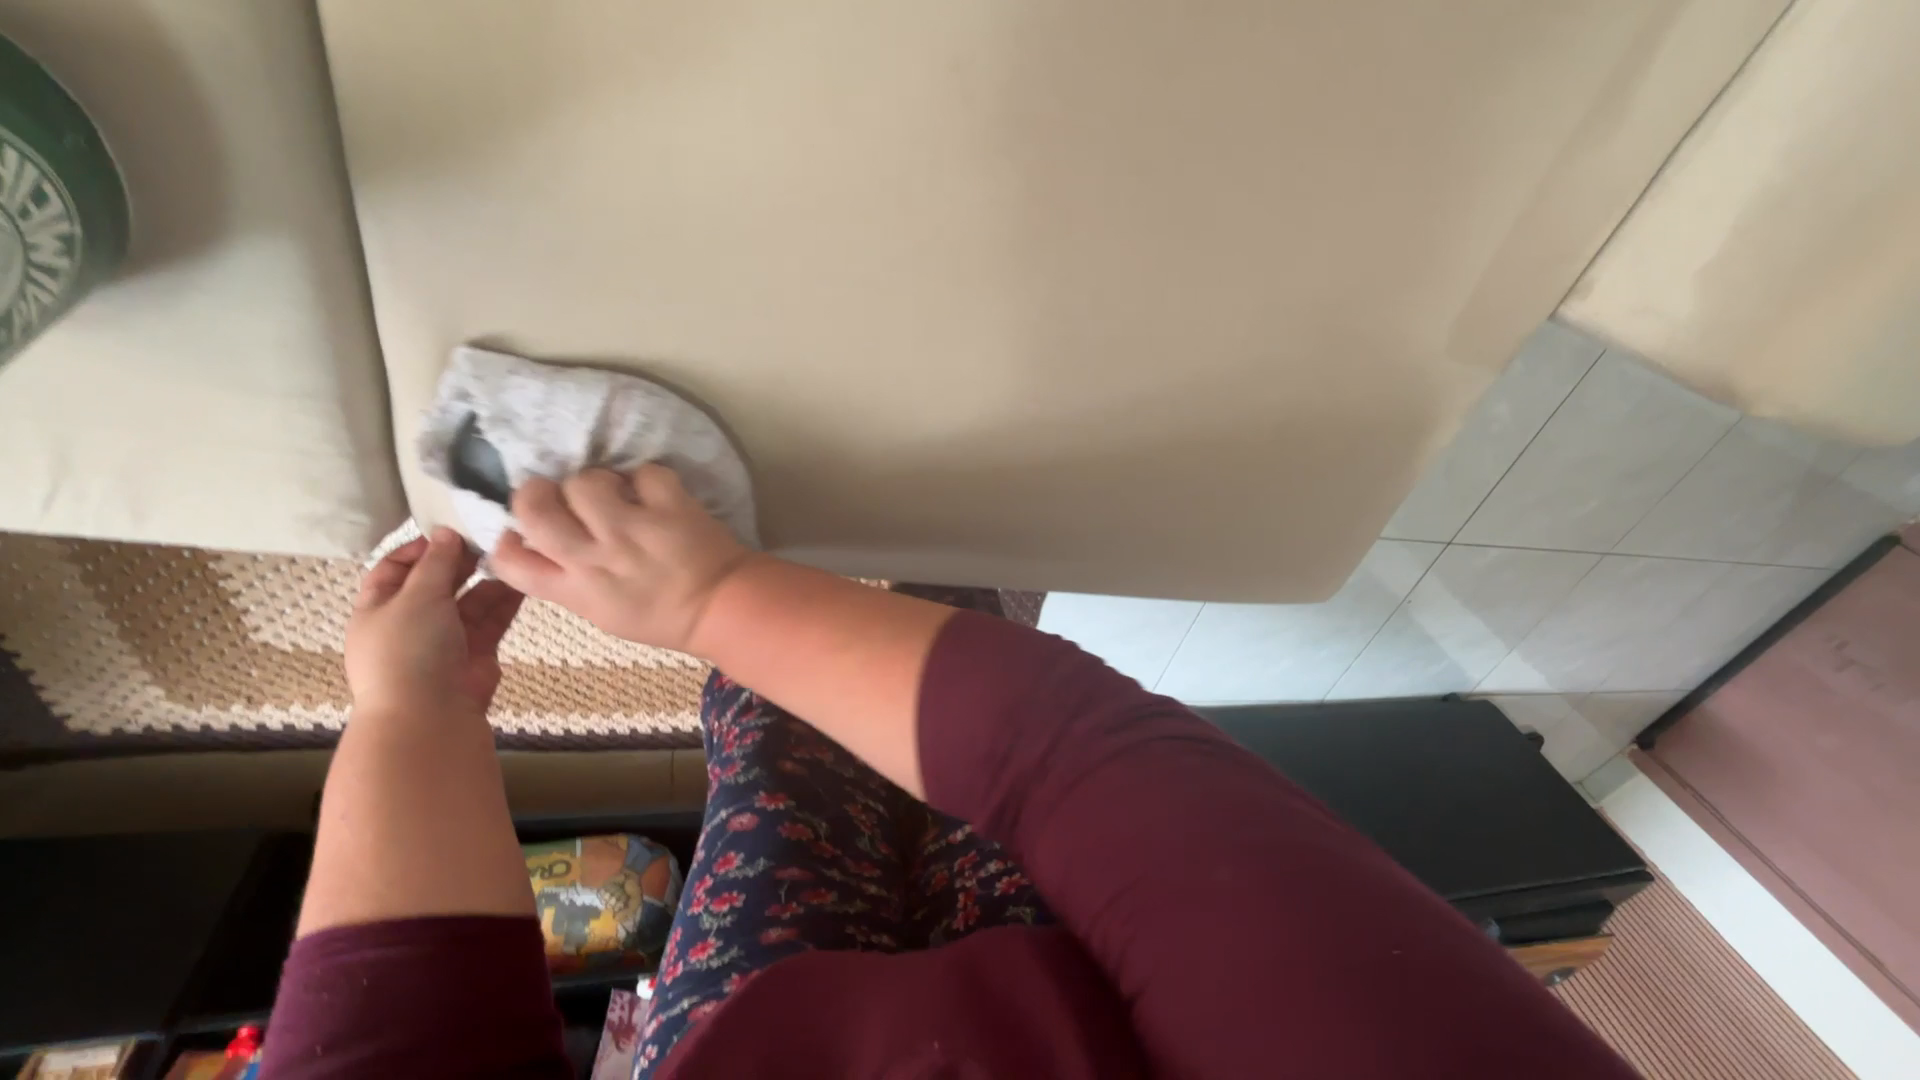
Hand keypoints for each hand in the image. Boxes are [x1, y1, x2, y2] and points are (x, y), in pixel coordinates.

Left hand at [345, 527, 524, 717]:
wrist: (429, 713)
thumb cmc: (408, 650)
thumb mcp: (416, 597)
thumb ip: (436, 563)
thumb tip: (446, 532)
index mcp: (379, 608)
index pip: (395, 568)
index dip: (420, 549)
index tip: (451, 532)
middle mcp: (411, 621)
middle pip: (437, 583)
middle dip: (461, 562)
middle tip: (489, 541)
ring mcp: (445, 638)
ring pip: (470, 601)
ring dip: (489, 581)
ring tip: (514, 558)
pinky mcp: (476, 652)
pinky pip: (492, 620)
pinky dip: (507, 602)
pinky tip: (524, 582)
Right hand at [489, 465, 756, 653]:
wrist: (722, 607)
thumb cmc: (661, 616)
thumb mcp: (602, 612)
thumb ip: (566, 580)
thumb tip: (535, 546)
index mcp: (575, 590)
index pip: (511, 560)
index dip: (506, 538)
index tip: (520, 530)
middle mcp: (595, 558)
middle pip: (535, 509)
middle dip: (538, 493)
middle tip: (560, 496)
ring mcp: (633, 530)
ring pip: (585, 482)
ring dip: (595, 481)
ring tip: (614, 493)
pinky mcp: (669, 508)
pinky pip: (642, 473)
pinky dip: (646, 478)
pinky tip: (653, 493)